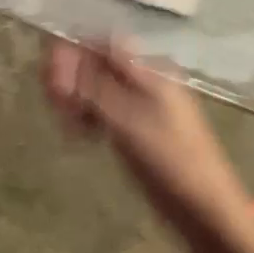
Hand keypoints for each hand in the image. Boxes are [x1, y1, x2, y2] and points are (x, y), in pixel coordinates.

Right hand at [42, 38, 252, 243]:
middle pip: (95, 63)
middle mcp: (145, 80)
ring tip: (67, 125)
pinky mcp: (136, 126)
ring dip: (74, 99)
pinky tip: (79, 134)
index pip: (100, 43)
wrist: (204, 209)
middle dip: (69, 78)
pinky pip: (101, 108)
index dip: (70, 52)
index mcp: (149, 71)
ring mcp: (141, 103)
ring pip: (95, 87)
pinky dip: (86, 115)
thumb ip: (88, 85)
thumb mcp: (124, 120)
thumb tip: (57, 53)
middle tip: (56, 105)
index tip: (48, 77)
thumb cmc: (168, 161)